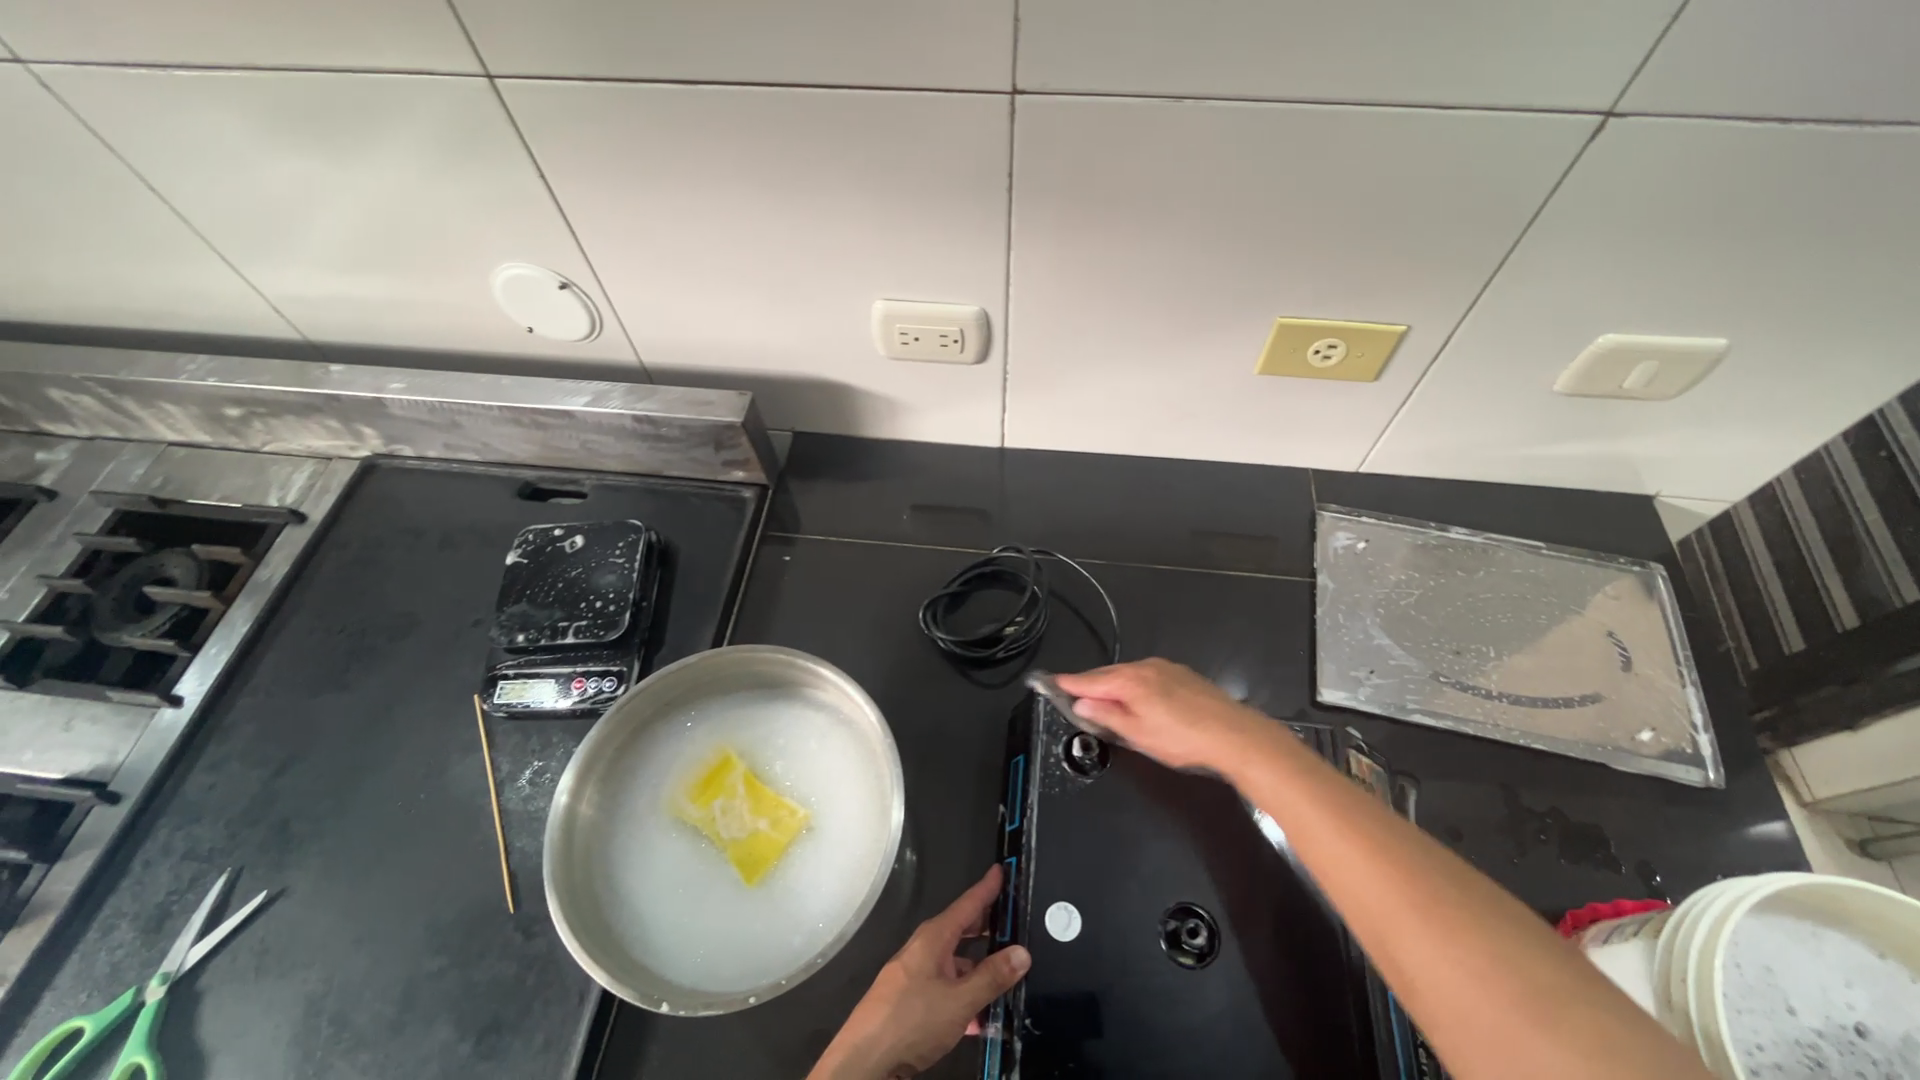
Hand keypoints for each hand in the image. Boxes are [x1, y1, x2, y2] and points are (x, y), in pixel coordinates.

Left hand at [809, 864, 1029, 1079]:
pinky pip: (944, 988)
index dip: (987, 888)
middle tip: (1014, 923)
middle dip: (987, 928)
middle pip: (961, 931)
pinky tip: (980, 1019)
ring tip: (1007, 978)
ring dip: (978, 971)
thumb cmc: (913, 1021)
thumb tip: (1022, 952)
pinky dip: (964, 996)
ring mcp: (914, 975)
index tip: (1001, 869)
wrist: (865, 1062)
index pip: (967, 904)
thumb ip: (993, 977)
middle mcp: (923, 950)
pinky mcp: (910, 1001)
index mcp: (934, 938)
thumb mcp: (960, 1001)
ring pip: (954, 964)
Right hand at [1053, 658, 1270, 771]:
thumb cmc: (1183, 739)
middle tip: (1074, 700)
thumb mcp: (1137, 734)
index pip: (1088, 680)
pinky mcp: (1181, 675)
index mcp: (1130, 681)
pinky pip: (1146, 676)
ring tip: (1104, 705)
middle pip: (1107, 675)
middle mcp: (1145, 667)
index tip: (1048, 682)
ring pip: (1128, 675)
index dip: (1067, 683)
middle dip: (1089, 686)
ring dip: (1112, 687)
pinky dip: (1133, 686)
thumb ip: (1106, 716)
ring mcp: (1166, 668)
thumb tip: (1081, 704)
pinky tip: (1137, 702)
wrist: (1235, 735)